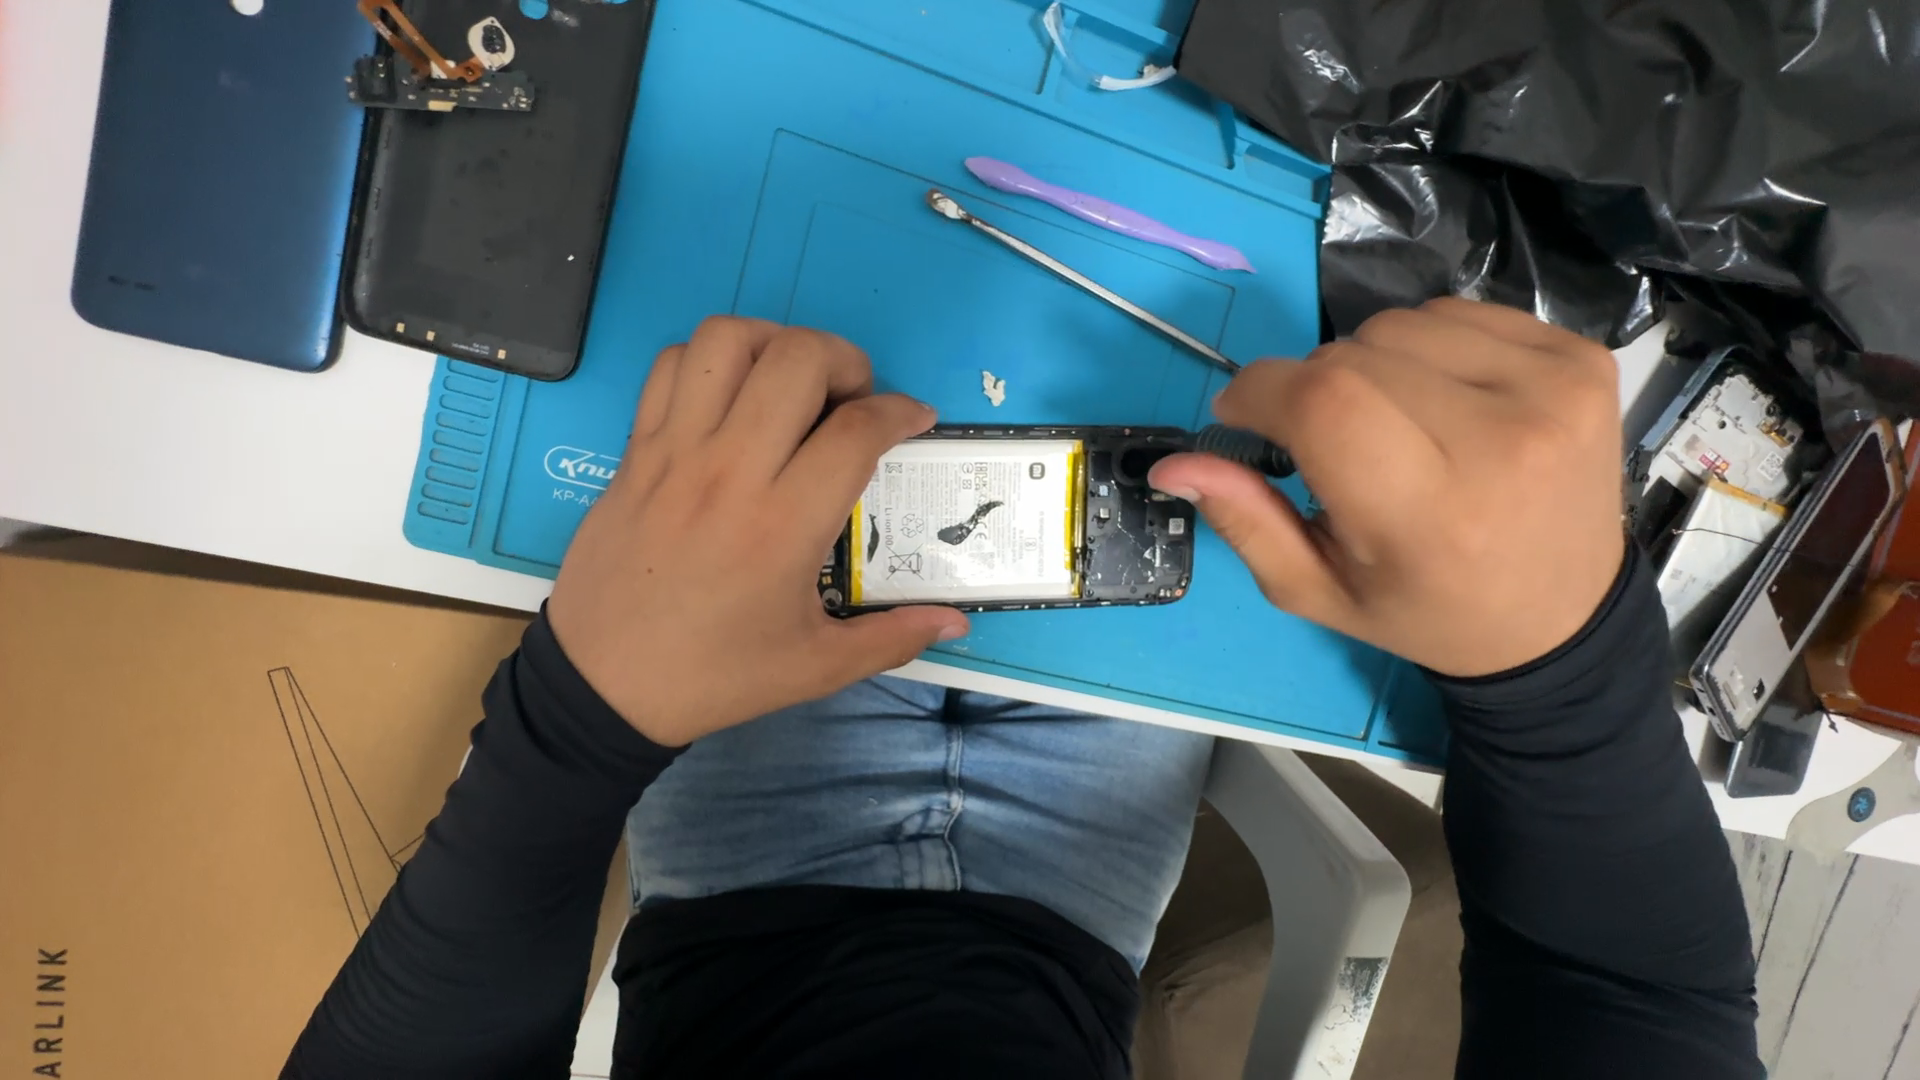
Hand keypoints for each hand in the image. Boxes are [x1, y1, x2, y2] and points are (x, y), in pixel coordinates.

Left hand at [547, 317, 968, 745]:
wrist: (602, 686)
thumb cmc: (716, 675)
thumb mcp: (817, 668)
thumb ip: (895, 639)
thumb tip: (958, 621)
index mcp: (783, 524)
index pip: (857, 430)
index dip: (901, 411)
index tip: (916, 419)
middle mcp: (731, 470)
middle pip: (798, 360)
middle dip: (847, 360)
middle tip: (856, 398)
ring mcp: (675, 452)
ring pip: (727, 341)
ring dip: (777, 342)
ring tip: (795, 381)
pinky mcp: (635, 450)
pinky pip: (670, 366)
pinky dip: (711, 359)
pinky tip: (733, 395)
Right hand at [1149, 298, 1624, 676]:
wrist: (1556, 616)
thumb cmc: (1418, 610)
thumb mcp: (1312, 588)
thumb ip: (1243, 519)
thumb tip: (1173, 464)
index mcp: (1426, 514)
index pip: (1323, 402)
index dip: (1260, 392)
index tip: (1240, 414)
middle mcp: (1502, 439)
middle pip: (1350, 357)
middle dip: (1305, 387)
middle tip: (1320, 439)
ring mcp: (1552, 388)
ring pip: (1395, 325)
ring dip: (1361, 365)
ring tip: (1383, 422)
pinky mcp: (1580, 358)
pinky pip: (1452, 313)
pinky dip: (1417, 347)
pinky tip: (1433, 400)